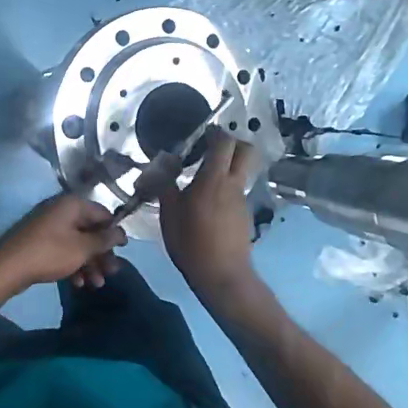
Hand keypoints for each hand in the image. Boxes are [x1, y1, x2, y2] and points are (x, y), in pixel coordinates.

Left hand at [0, 194, 126, 293]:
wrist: (8, 267)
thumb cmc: (50, 253)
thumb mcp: (82, 248)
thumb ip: (104, 239)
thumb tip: (121, 232)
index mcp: (73, 205)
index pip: (103, 214)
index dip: (114, 232)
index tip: (124, 251)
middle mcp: (61, 211)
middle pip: (90, 231)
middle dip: (102, 254)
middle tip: (112, 273)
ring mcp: (49, 227)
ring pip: (78, 244)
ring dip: (90, 264)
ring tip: (97, 284)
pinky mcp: (40, 243)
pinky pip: (64, 251)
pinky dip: (73, 265)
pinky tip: (78, 284)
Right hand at [158, 129, 262, 310]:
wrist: (222, 275)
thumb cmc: (192, 241)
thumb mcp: (169, 212)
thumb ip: (165, 183)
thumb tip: (161, 162)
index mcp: (215, 178)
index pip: (225, 141)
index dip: (215, 132)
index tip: (201, 134)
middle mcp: (234, 184)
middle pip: (246, 150)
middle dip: (232, 143)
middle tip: (211, 150)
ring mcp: (243, 200)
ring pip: (242, 172)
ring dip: (228, 168)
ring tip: (203, 180)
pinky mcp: (245, 216)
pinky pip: (238, 192)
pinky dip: (226, 190)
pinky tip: (208, 206)